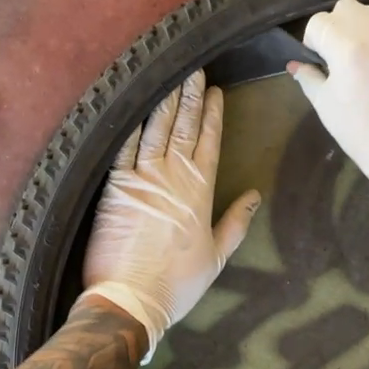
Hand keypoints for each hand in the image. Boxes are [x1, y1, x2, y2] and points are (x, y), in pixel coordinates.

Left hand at [78, 70, 260, 360]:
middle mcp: (172, 176)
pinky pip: (121, 147)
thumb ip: (237, 222)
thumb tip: (255, 195)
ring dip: (162, 102)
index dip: (212, 114)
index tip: (214, 91)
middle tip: (192, 71)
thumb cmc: (178, 283)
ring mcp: (140, 177)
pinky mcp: (113, 185)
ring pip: (154, 129)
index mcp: (200, 190)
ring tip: (167, 80)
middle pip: (183, 127)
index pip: (209, 141)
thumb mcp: (217, 256)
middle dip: (189, 96)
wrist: (130, 297)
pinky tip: (131, 107)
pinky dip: (127, 125)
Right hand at [288, 0, 368, 209]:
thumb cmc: (361, 131)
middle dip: (342, 28)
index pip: (319, 23)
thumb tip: (295, 64)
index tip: (323, 59)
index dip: (316, 42)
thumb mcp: (326, 105)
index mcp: (344, 45)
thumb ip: (309, 77)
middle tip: (349, 55)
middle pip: (347, 9)